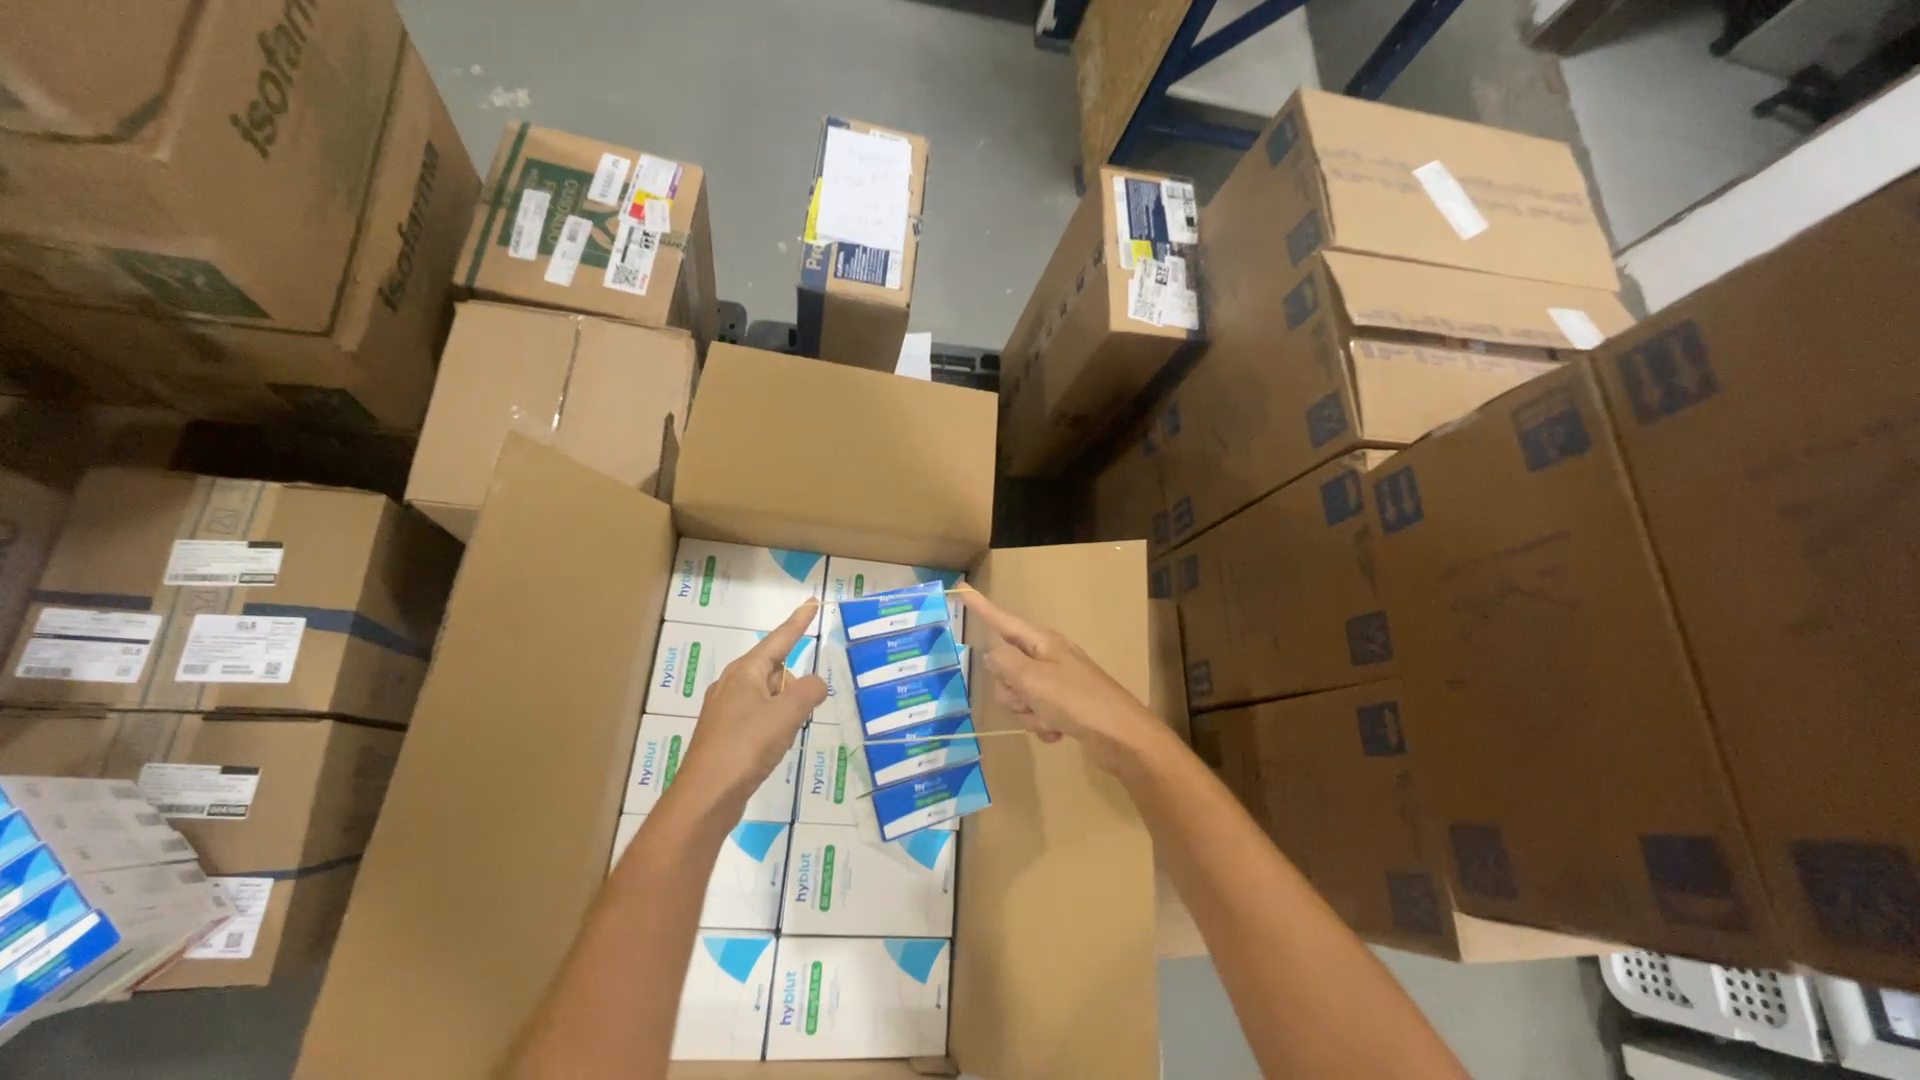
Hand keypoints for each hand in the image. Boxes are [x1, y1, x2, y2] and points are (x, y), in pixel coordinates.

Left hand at [673, 600, 827, 805]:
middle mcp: (732, 686)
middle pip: (774, 670)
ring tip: (791, 731)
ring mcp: (726, 712)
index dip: (798, 622)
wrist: (706, 796)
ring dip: (785, 708)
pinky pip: (759, 719)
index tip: (812, 604)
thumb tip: (816, 684)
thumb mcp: (786, 714)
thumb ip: (808, 692)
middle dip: (794, 684)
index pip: (778, 639)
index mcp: (744, 673)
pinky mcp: (726, 737)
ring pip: (767, 697)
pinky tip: (777, 746)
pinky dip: (774, 726)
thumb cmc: (745, 747)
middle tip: (805, 705)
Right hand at [960, 589, 1169, 774]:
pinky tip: (1058, 732)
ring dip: (1028, 712)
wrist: (1120, 737)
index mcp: (1042, 642)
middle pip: (1006, 667)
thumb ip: (1004, 662)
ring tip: (1049, 718)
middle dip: (1010, 689)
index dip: (981, 608)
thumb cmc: (1076, 701)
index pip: (1003, 621)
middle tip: (1029, 697)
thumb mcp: (1032, 678)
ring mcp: (1057, 683)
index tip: (961, 591)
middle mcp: (1048, 657)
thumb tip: (991, 653)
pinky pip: (1036, 715)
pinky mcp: (1064, 708)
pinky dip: (1043, 726)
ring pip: (1018, 695)